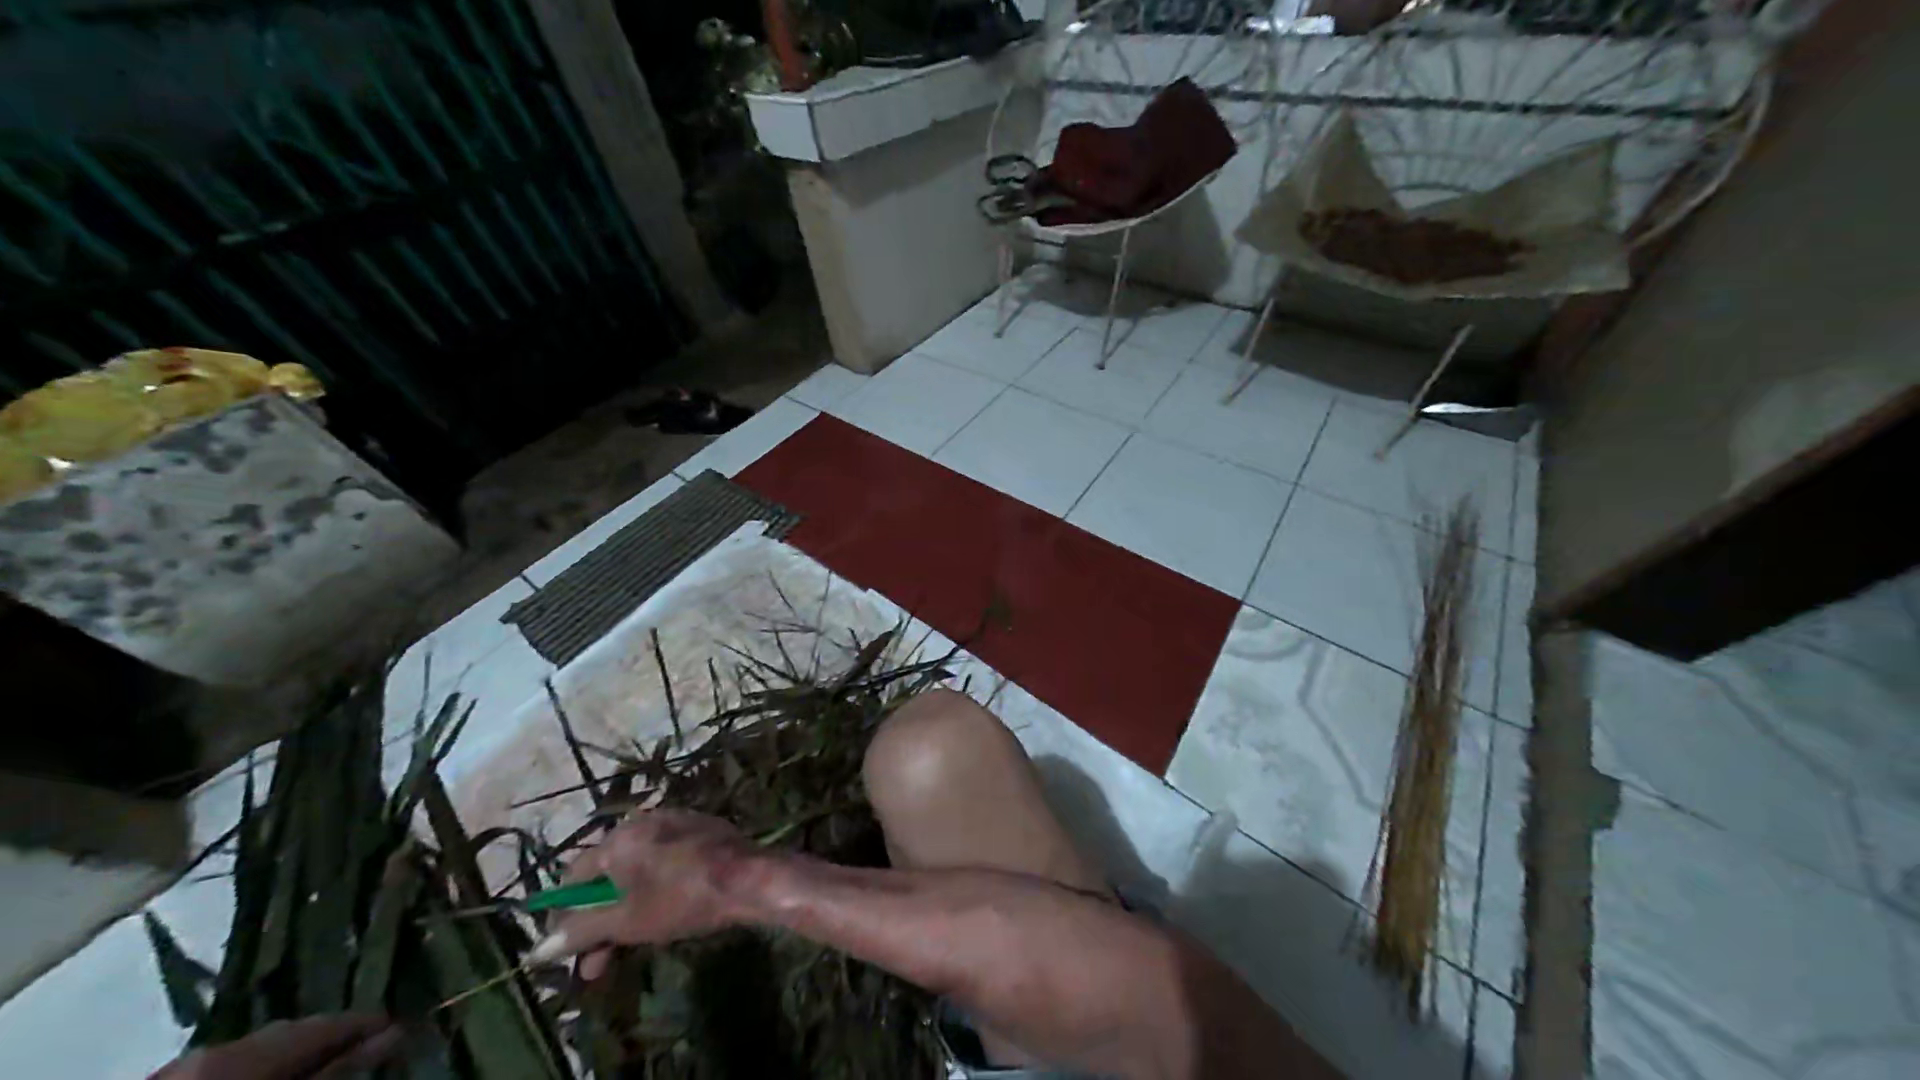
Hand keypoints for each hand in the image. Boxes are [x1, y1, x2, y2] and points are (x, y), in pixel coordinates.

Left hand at [151, 1014, 401, 1079]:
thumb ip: (338, 1070)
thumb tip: (396, 1033)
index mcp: (249, 1048)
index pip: (328, 1022)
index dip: (368, 1023)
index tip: (402, 1029)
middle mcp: (217, 1046)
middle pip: (291, 1032)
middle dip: (329, 1039)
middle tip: (365, 1050)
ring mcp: (180, 1068)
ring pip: (257, 1049)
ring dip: (294, 1057)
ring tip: (322, 1068)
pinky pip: (225, 1066)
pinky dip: (260, 1071)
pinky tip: (272, 1079)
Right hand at [538, 810, 763, 978]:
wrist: (749, 878)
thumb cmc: (682, 898)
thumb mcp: (626, 921)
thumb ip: (581, 932)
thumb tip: (537, 949)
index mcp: (620, 838)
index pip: (574, 875)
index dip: (565, 913)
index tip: (567, 947)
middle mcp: (644, 820)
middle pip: (607, 871)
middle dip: (599, 918)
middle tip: (598, 961)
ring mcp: (676, 820)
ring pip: (637, 867)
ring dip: (626, 906)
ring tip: (628, 945)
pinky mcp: (701, 828)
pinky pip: (664, 858)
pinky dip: (654, 885)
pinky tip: (663, 911)